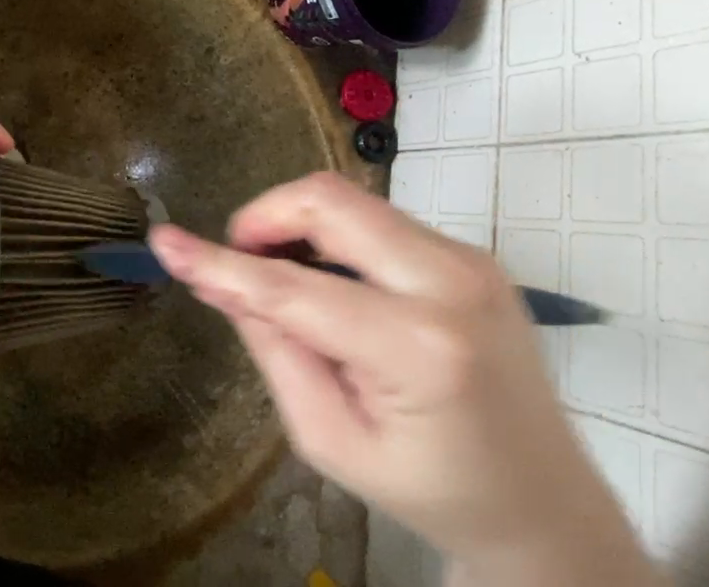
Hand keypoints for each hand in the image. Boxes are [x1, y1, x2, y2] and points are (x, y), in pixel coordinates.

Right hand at [149, 174, 656, 583]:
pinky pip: (380, 220)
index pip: (291, 287)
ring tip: (285, 283)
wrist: (545, 506)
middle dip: (264, 217)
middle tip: (238, 260)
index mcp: (417, 347)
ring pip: (352, 202)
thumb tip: (218, 281)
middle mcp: (451, 283)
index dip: (218, 261)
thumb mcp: (329, 438)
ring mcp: (470, 260)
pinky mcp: (472, 256)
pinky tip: (332, 287)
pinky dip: (334, 238)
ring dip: (298, 227)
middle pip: (329, 202)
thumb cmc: (429, 488)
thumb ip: (273, 348)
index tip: (163, 241)